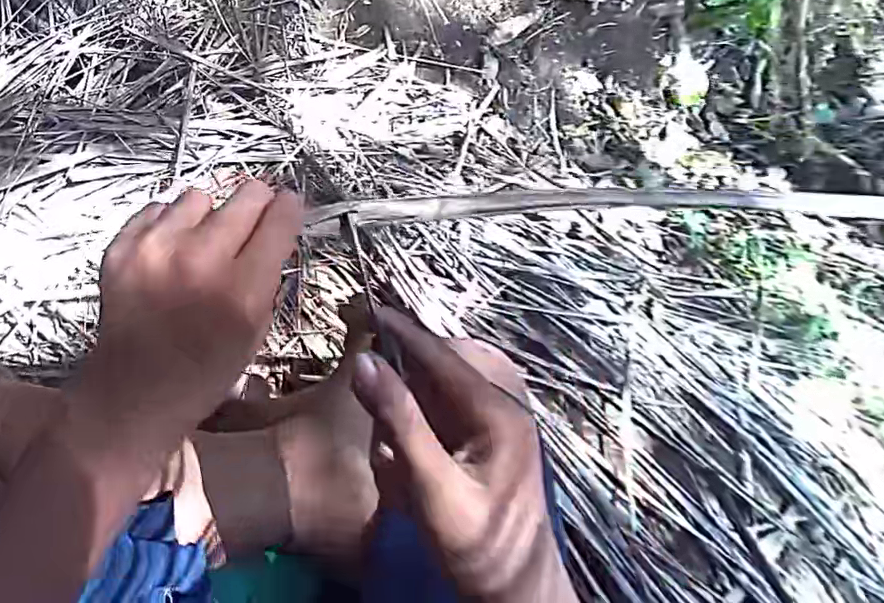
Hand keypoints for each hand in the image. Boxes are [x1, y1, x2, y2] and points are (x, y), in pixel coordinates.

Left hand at [73, 181, 301, 454]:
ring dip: (207, 214)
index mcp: (240, 292)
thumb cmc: (203, 371)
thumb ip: (267, 275)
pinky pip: (158, 209)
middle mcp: (198, 261)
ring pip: (198, 196)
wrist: (132, 394)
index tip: (288, 202)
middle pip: (245, 197)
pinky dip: (168, 225)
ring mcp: (154, 250)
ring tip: (200, 242)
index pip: (278, 222)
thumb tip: (274, 222)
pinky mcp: (121, 246)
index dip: (288, 208)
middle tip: (252, 213)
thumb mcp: (255, 331)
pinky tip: (168, 253)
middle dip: (256, 202)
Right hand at [350, 308, 572, 602]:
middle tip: (376, 376)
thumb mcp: (434, 489)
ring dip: (416, 382)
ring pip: (447, 373)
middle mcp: (505, 404)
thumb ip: (400, 421)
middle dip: (411, 359)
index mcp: (500, 413)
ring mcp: (501, 418)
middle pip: (448, 355)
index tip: (368, 309)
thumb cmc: (480, 548)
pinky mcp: (490, 432)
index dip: (403, 329)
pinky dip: (423, 402)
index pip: (442, 353)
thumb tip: (364, 360)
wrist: (519, 600)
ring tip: (394, 420)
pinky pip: (449, 396)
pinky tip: (409, 436)